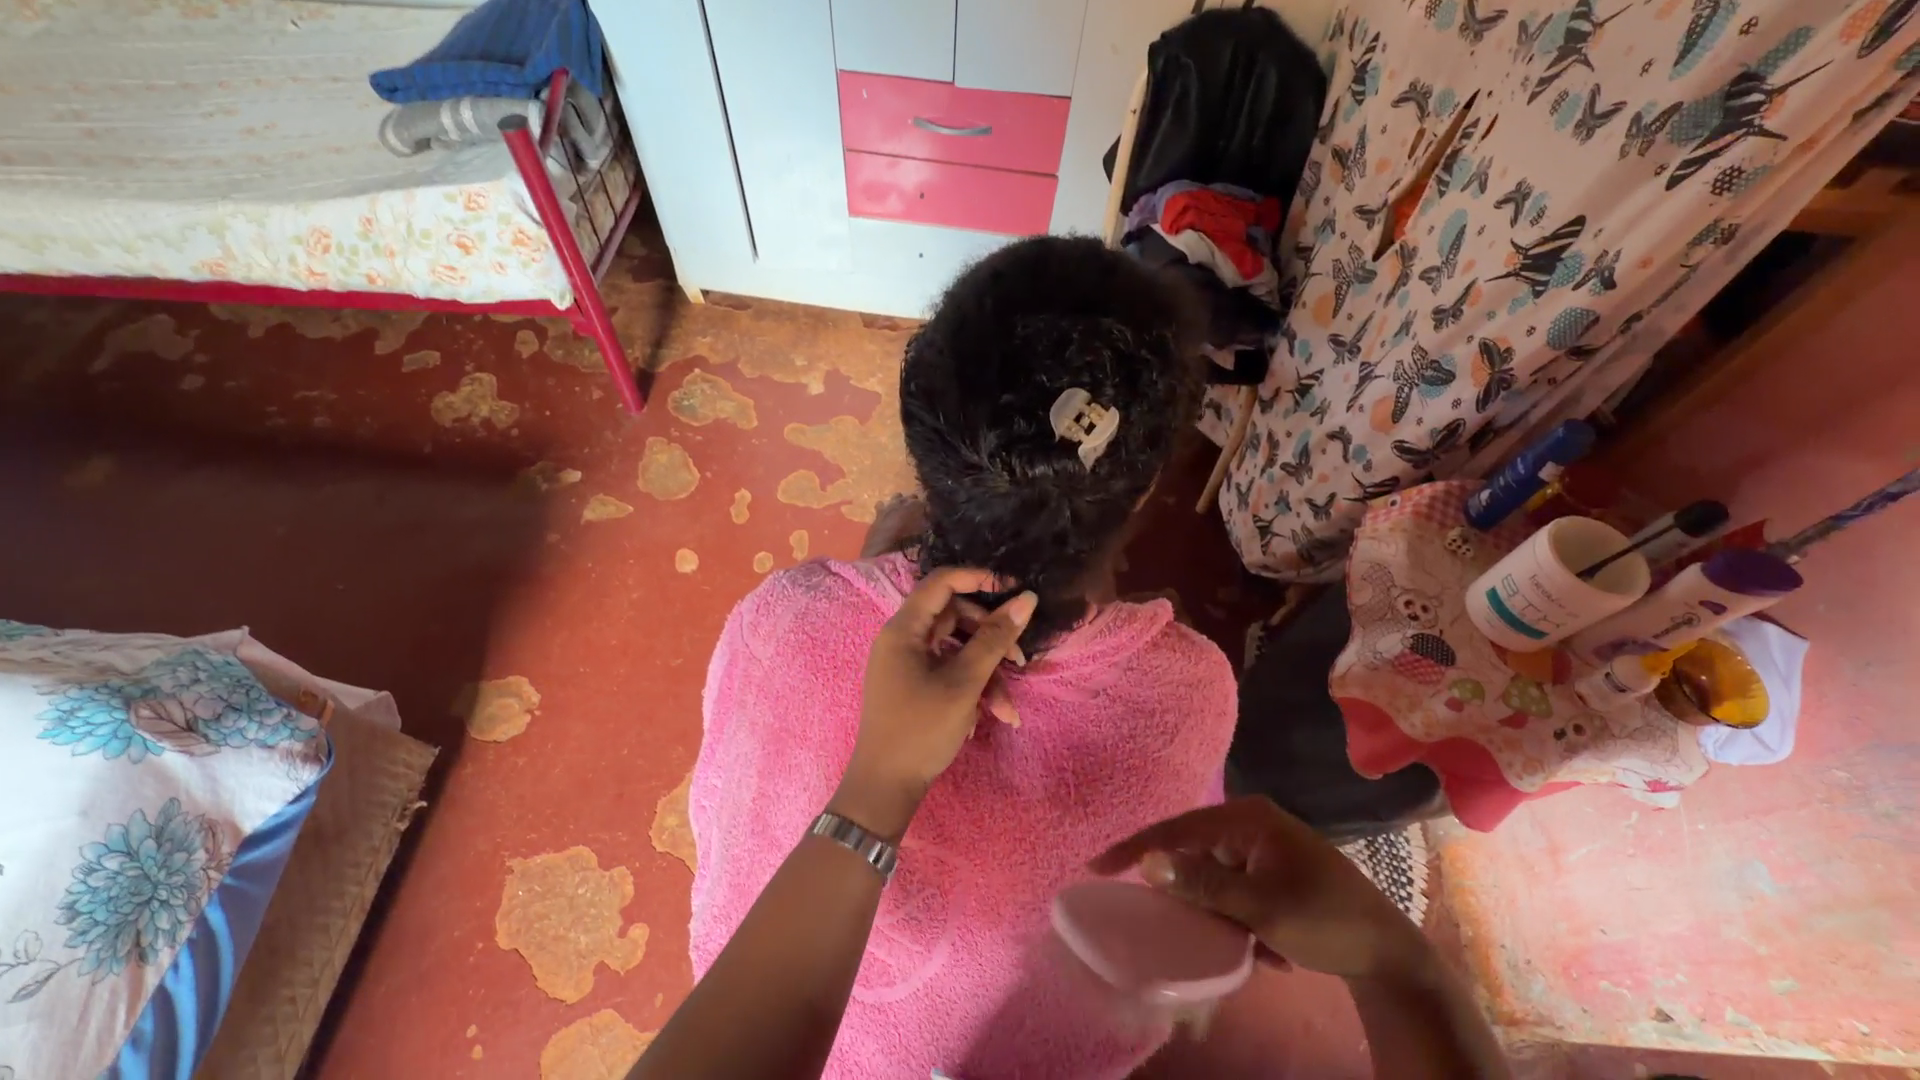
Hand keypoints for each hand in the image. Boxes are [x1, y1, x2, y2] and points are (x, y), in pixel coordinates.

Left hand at [829, 567, 1035, 838]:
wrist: (885, 786)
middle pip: (955, 617)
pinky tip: (990, 717)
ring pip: (957, 650)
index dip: (979, 578)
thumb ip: (995, 638)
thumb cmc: (920, 729)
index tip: (1015, 589)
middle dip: (991, 638)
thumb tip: (1026, 598)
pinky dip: (972, 689)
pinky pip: (949, 672)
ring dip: (987, 674)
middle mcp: (902, 639)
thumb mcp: (964, 683)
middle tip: (1021, 659)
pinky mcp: (915, 686)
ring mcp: (907, 664)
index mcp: (904, 629)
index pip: (942, 582)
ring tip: (1007, 710)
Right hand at [1090, 797, 1431, 981]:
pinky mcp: (1279, 870)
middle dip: (1187, 890)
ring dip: (1220, 911)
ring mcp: (1268, 845)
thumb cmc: (1323, 921)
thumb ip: (1201, 883)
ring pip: (1218, 875)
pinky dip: (1241, 916)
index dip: (1136, 847)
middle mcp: (1255, 822)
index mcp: (1248, 817)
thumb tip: (1147, 862)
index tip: (1096, 866)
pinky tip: (1264, 947)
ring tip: (1236, 942)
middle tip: (1166, 918)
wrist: (1390, 956)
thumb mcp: (1258, 906)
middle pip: (1196, 850)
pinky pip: (1239, 888)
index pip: (1178, 827)